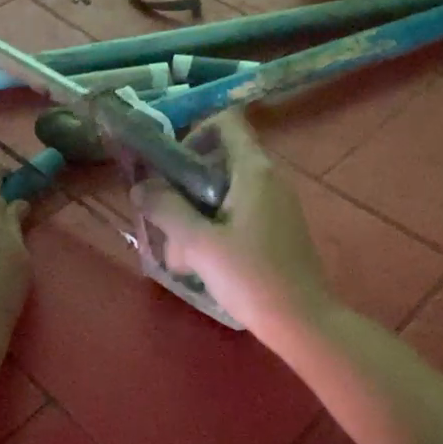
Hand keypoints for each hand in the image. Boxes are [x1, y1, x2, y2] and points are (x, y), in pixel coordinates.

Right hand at [134, 109, 333, 333]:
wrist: (301, 320)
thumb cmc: (251, 276)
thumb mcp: (198, 244)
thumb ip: (166, 209)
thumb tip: (141, 186)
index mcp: (254, 170)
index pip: (225, 123)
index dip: (194, 133)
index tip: (170, 167)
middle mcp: (270, 179)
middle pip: (220, 160)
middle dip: (187, 184)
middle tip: (165, 216)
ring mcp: (278, 205)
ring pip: (227, 192)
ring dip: (198, 213)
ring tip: (180, 252)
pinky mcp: (279, 229)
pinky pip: (241, 214)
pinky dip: (218, 228)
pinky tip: (203, 264)